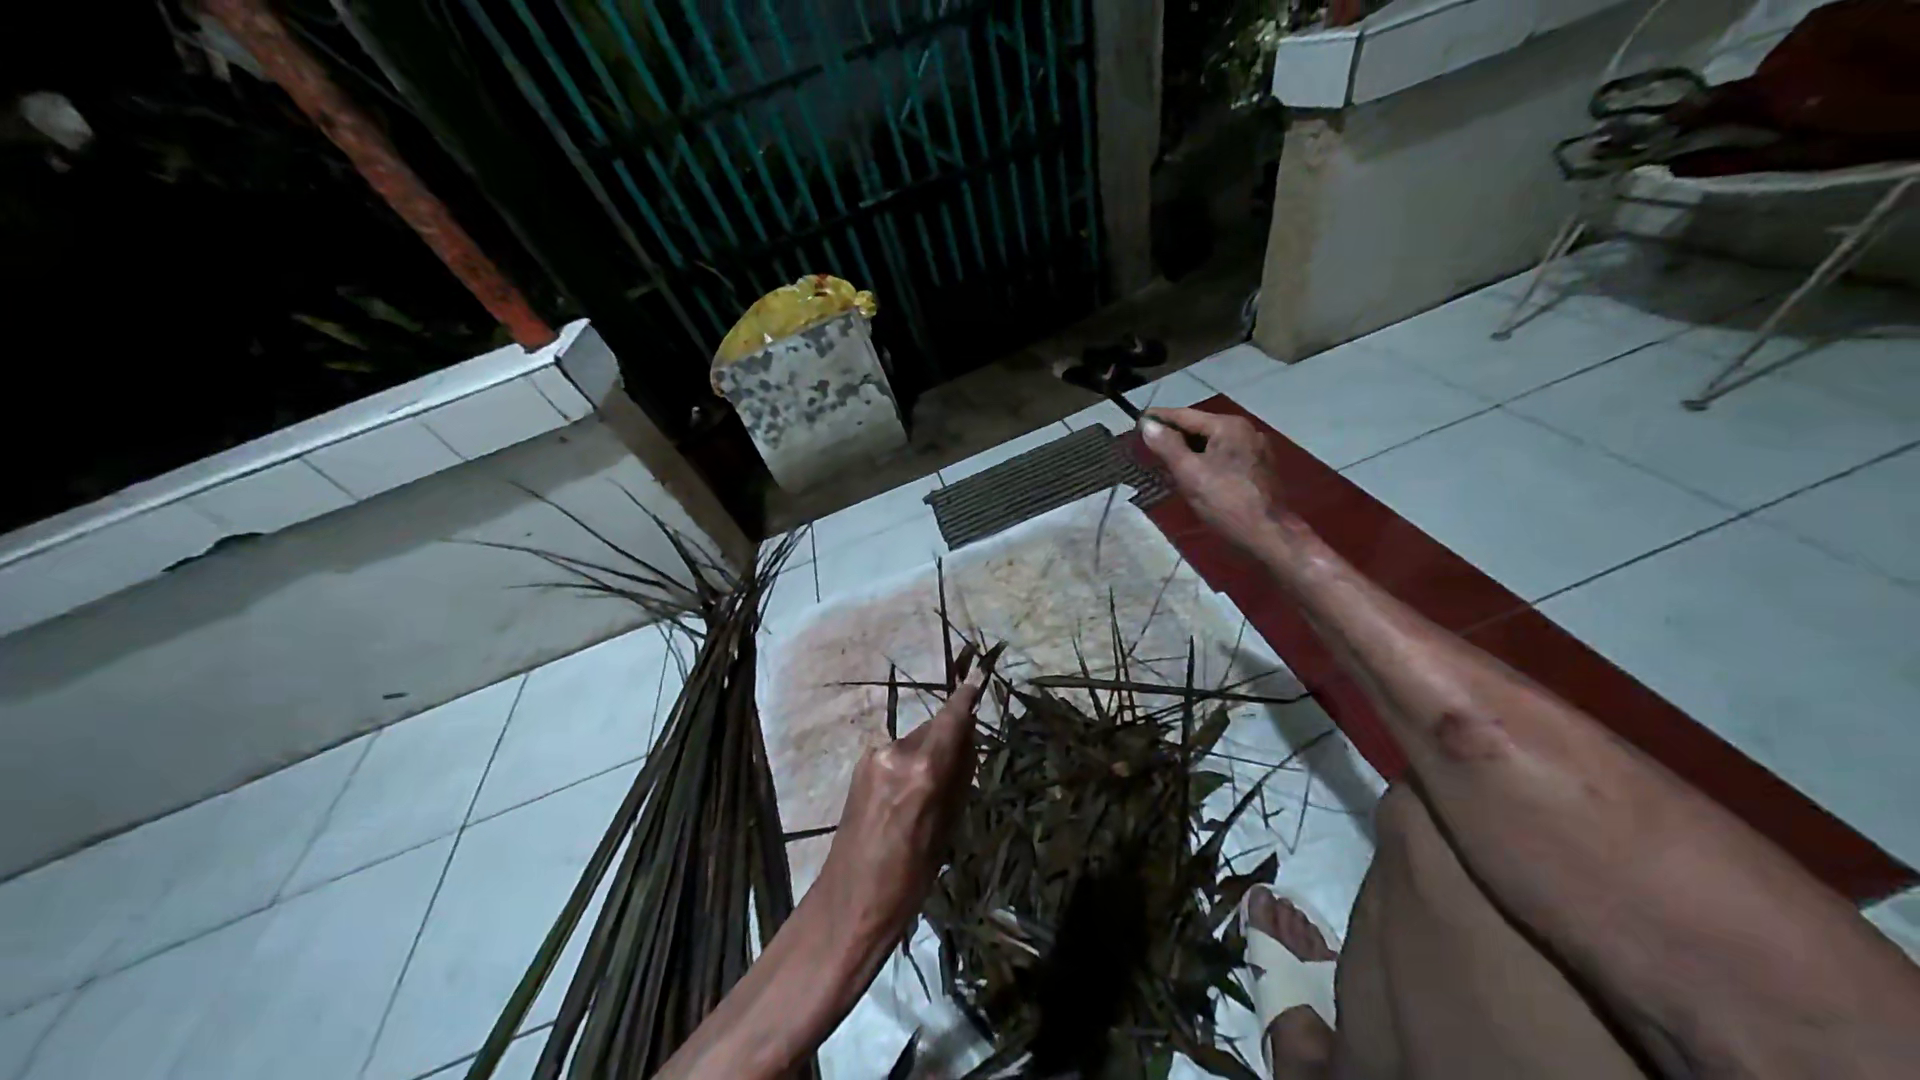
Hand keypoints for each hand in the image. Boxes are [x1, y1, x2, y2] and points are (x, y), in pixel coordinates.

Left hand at [809, 661, 990, 960]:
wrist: (849, 902)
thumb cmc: (909, 878)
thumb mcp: (946, 829)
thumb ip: (956, 778)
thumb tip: (966, 743)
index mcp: (921, 771)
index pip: (950, 721)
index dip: (965, 699)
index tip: (977, 679)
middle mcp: (894, 753)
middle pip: (933, 729)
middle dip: (950, 738)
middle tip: (963, 765)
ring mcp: (872, 758)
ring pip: (915, 742)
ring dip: (929, 753)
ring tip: (934, 793)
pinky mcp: (860, 767)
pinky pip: (897, 755)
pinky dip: (911, 764)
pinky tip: (910, 796)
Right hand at [1140, 407, 1293, 553]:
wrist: (1268, 533)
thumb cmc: (1225, 501)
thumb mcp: (1189, 472)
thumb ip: (1167, 446)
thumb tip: (1148, 425)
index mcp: (1229, 426)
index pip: (1186, 415)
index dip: (1160, 417)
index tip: (1138, 420)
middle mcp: (1246, 430)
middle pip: (1201, 427)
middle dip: (1175, 435)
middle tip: (1149, 443)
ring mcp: (1256, 449)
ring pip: (1213, 443)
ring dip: (1190, 449)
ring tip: (1167, 459)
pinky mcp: (1259, 468)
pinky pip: (1225, 456)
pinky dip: (1206, 459)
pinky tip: (1194, 473)